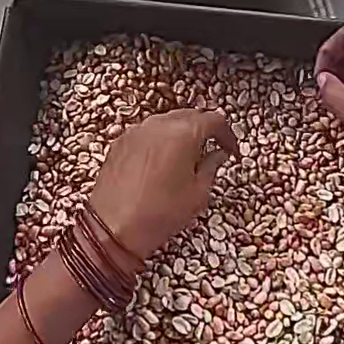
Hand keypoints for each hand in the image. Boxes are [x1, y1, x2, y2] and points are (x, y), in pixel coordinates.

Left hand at [88, 108, 238, 258]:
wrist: (113, 228)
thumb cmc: (158, 213)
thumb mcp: (198, 193)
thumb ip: (212, 166)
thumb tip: (218, 155)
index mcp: (183, 133)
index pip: (214, 120)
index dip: (227, 134)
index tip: (230, 149)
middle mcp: (158, 125)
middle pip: (189, 116)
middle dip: (204, 130)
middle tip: (212, 150)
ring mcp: (136, 132)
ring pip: (166, 122)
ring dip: (180, 134)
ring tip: (187, 158)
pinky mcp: (120, 142)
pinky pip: (146, 133)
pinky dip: (159, 141)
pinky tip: (162, 163)